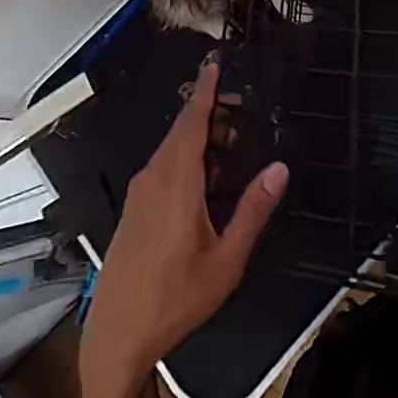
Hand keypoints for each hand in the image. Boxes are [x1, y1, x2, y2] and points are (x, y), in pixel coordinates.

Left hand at [79, 61, 287, 397]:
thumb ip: (253, 209)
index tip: (213, 66)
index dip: (205, 92)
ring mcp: (140, 193)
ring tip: (230, 144)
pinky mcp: (135, 208)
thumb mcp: (227, 259)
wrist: (118, 331)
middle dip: (209, 113)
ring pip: (171, 150)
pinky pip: (162, 168)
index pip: (191, 123)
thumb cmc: (175, 298)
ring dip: (199, 139)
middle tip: (240, 110)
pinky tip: (205, 178)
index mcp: (176, 183)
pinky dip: (186, 159)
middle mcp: (153, 179)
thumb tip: (278, 169)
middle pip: (181, 131)